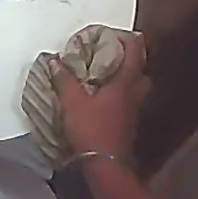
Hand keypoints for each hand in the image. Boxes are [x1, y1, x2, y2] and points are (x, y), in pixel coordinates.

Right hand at [51, 33, 149, 162]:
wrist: (106, 165)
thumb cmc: (92, 130)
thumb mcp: (72, 103)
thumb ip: (64, 80)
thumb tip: (55, 61)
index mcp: (123, 84)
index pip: (134, 54)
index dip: (129, 40)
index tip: (118, 33)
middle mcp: (133, 95)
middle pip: (142, 72)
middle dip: (133, 60)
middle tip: (117, 54)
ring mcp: (133, 112)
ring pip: (138, 89)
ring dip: (129, 79)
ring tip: (110, 75)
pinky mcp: (128, 126)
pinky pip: (129, 103)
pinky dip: (121, 96)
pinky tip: (106, 99)